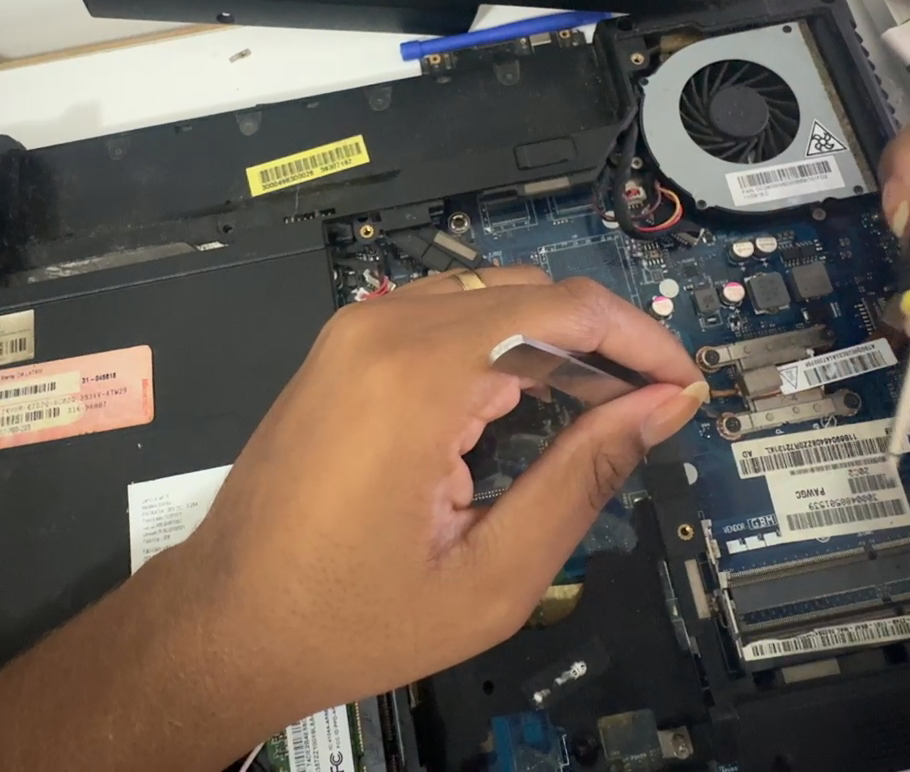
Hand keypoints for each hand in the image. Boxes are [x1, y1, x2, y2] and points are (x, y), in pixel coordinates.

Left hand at [159, 267, 705, 757]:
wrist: (229, 618)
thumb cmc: (350, 615)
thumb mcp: (493, 573)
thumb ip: (585, 476)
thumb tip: (657, 410)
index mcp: (417, 375)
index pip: (563, 309)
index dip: (639, 337)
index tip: (680, 382)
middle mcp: (384, 327)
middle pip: (530, 292)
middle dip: (601, 341)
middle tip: (643, 406)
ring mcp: (358, 328)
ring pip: (490, 295)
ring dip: (553, 339)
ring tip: (595, 406)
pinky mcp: (348, 342)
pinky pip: (446, 314)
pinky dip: (502, 342)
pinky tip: (525, 396)